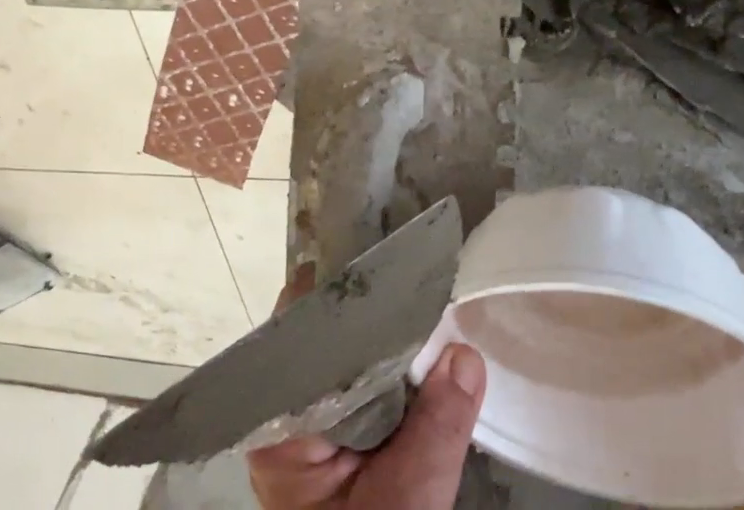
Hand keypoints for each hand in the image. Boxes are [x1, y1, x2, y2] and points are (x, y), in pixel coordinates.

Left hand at [247, 266, 486, 509]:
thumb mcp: (408, 501)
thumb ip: (435, 431)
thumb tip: (464, 354)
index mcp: (279, 430)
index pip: (295, 340)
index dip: (333, 298)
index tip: (372, 260)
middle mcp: (281, 417)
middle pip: (314, 340)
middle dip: (359, 306)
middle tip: (402, 259)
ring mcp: (304, 424)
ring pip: (337, 357)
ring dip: (374, 329)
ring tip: (411, 281)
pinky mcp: (331, 433)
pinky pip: (353, 380)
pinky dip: (384, 358)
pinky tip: (414, 334)